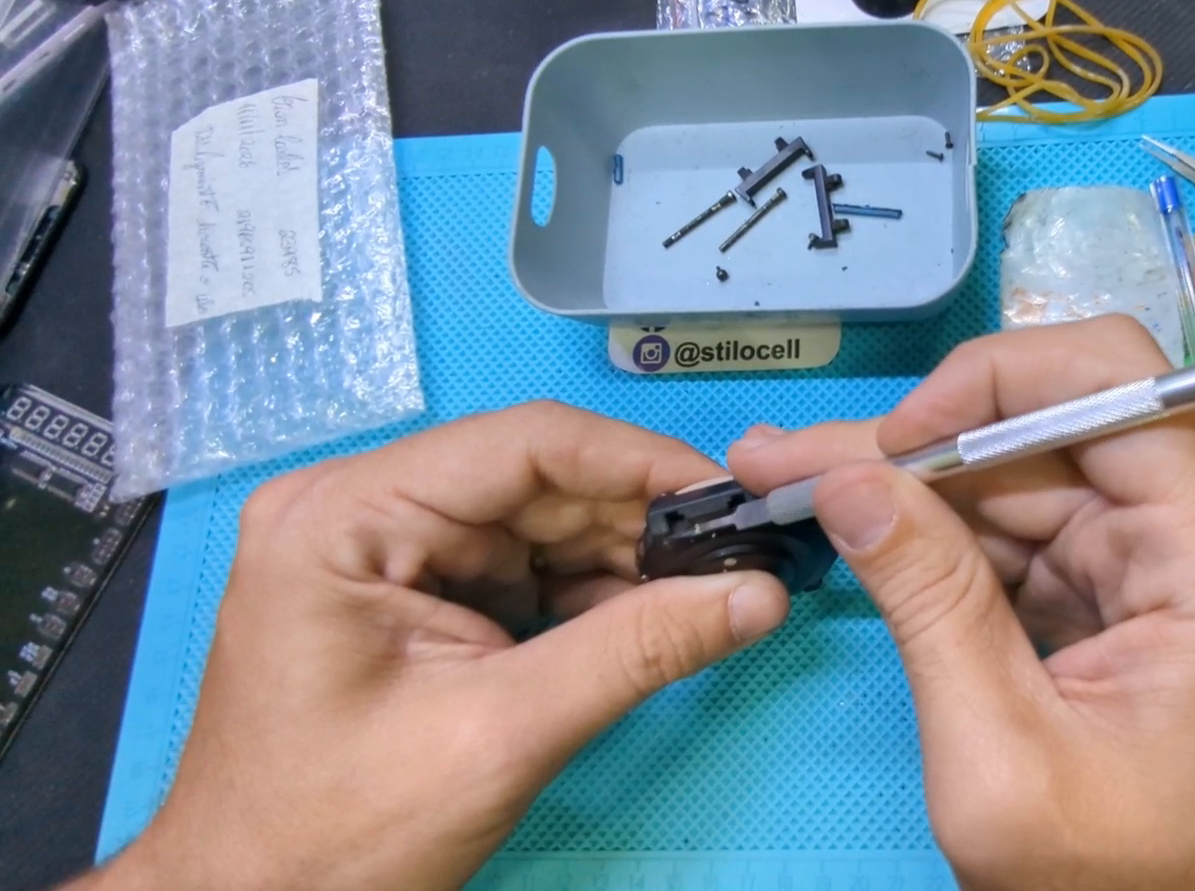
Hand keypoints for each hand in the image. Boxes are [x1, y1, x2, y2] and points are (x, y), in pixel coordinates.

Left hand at [83, 402, 788, 890]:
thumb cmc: (342, 838)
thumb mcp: (505, 734)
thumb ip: (643, 650)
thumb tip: (766, 593)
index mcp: (355, 512)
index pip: (530, 443)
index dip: (641, 461)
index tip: (729, 497)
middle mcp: (381, 503)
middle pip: (554, 477)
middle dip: (649, 518)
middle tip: (738, 553)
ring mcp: (411, 541)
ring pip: (564, 516)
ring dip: (639, 554)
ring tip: (711, 586)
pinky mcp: (442, 580)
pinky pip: (551, 557)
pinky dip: (611, 585)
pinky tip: (658, 612)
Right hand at [729, 317, 1194, 890]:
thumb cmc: (1124, 886)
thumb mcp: (1003, 763)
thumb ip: (929, 605)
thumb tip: (847, 483)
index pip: (1118, 387)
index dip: (997, 384)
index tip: (895, 436)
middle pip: (1053, 422)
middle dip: (918, 436)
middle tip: (795, 453)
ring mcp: (1157, 548)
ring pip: (1021, 467)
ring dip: (909, 475)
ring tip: (796, 476)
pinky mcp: (1119, 574)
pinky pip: (1021, 519)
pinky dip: (937, 521)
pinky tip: (859, 516)